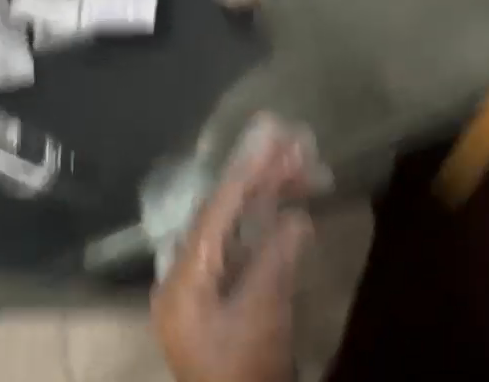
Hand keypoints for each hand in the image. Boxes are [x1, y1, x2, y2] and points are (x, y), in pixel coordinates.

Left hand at [151, 131, 314, 381]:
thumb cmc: (245, 369)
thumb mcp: (262, 314)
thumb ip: (276, 258)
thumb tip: (296, 216)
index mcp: (183, 279)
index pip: (216, 211)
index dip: (245, 169)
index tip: (270, 132)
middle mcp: (187, 275)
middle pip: (226, 212)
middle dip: (262, 175)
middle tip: (296, 139)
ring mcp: (205, 287)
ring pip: (238, 225)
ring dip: (270, 194)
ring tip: (305, 162)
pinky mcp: (224, 297)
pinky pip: (245, 245)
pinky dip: (269, 222)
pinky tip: (294, 202)